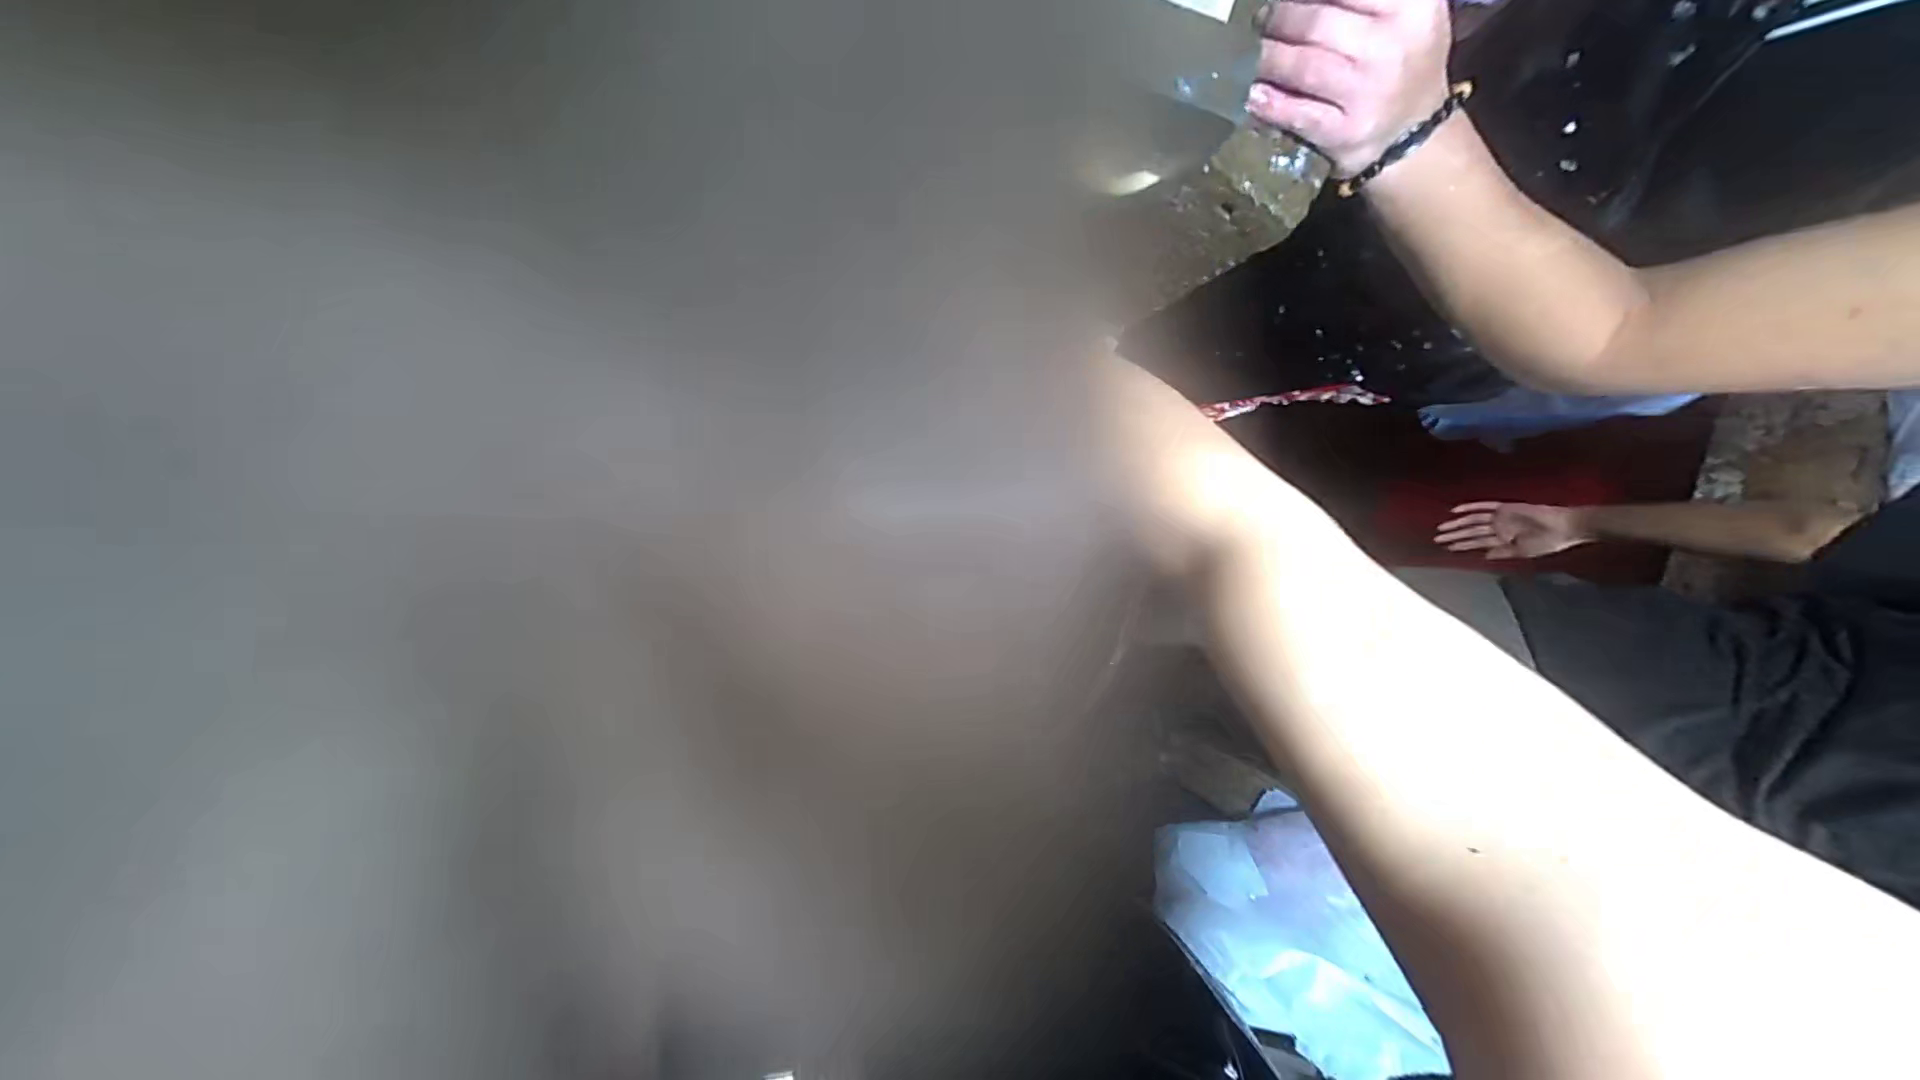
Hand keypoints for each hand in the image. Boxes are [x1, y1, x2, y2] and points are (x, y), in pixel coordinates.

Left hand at [1244, 0, 1453, 178]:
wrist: (1409, 132)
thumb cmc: (1397, 62)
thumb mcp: (1399, 13)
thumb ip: (1358, 0)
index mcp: (1410, 4)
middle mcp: (1389, 45)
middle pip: (1317, 23)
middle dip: (1279, 19)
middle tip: (1262, 21)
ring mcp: (1366, 92)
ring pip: (1303, 66)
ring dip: (1267, 58)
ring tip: (1251, 55)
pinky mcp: (1343, 132)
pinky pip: (1297, 113)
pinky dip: (1269, 103)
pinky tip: (1252, 95)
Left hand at [1433, 502, 1592, 559]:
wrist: (1567, 527)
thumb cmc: (1549, 542)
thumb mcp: (1523, 552)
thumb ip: (1503, 553)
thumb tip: (1484, 556)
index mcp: (1503, 539)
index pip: (1477, 542)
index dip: (1462, 544)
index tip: (1447, 547)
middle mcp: (1498, 527)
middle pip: (1471, 531)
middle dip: (1454, 535)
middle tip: (1437, 538)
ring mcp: (1501, 516)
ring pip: (1473, 520)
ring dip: (1457, 524)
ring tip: (1441, 528)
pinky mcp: (1506, 507)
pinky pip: (1485, 506)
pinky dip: (1470, 507)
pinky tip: (1455, 510)